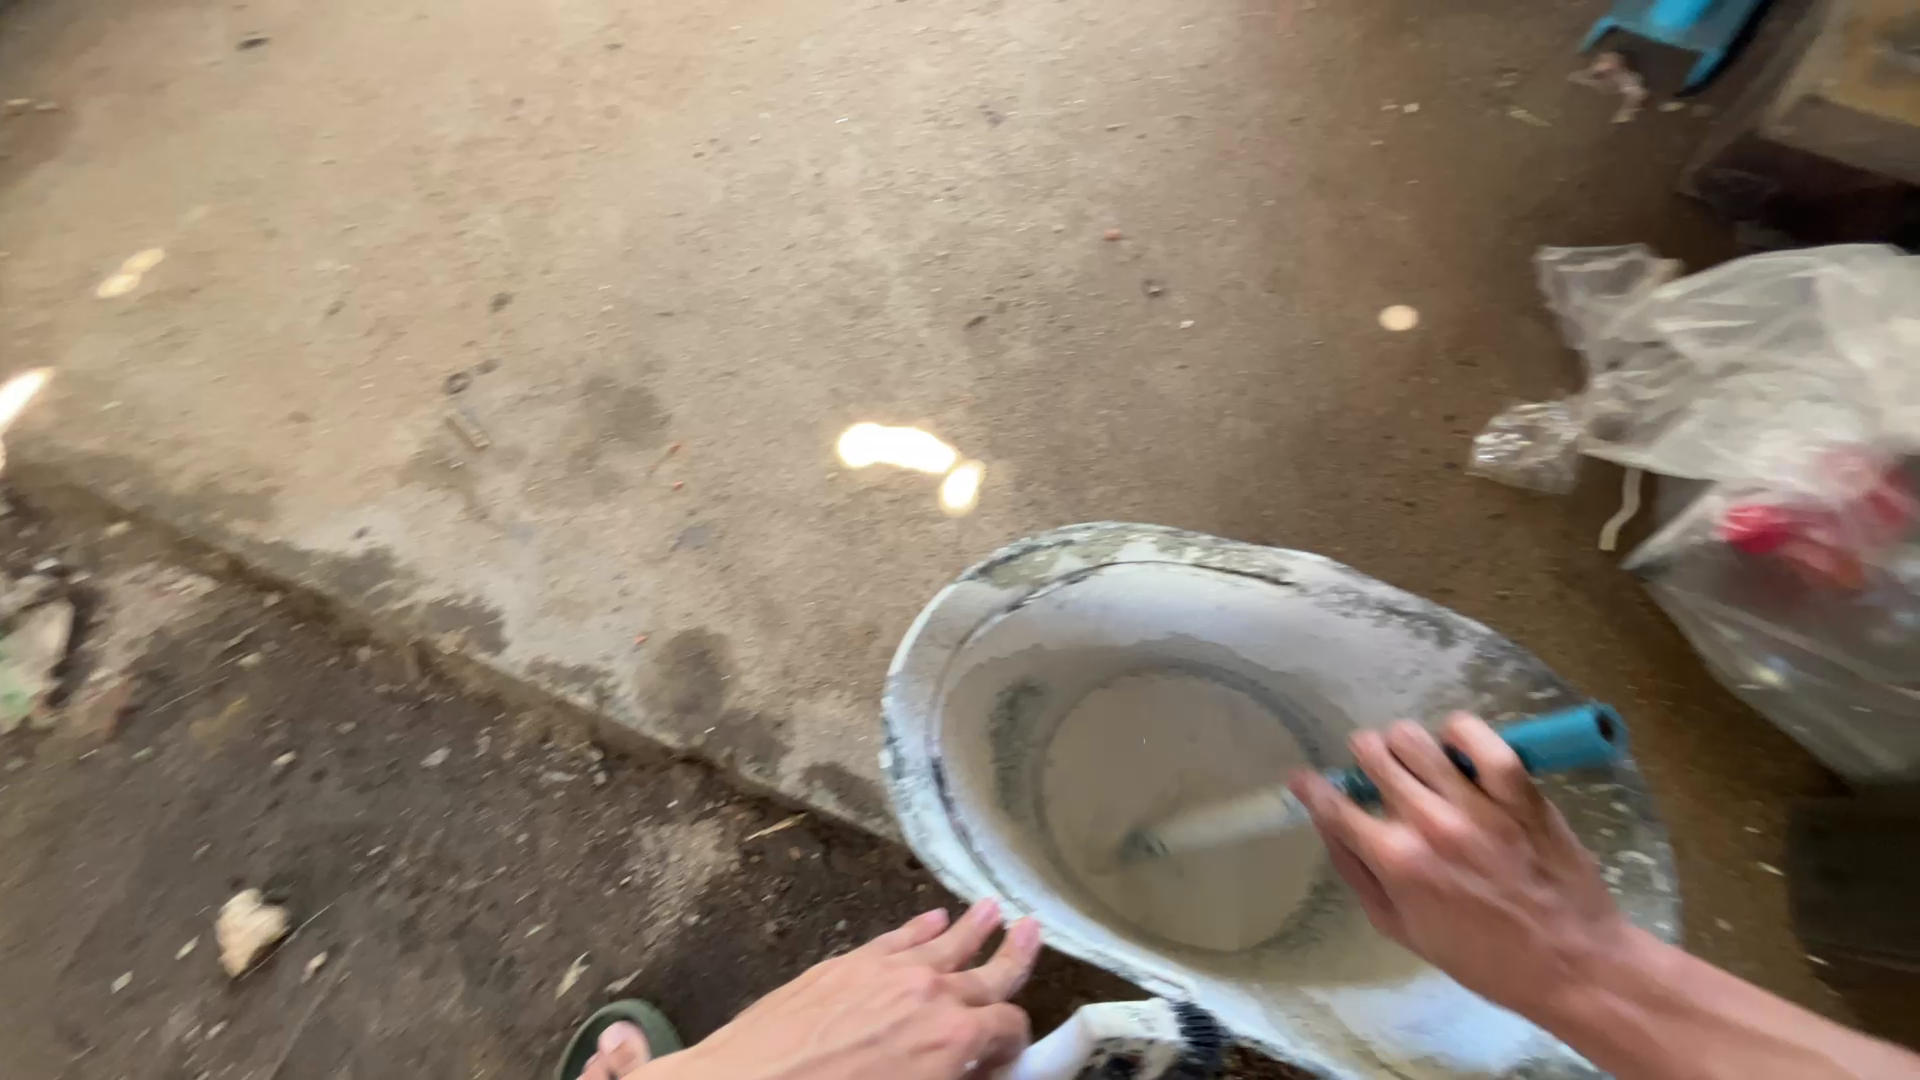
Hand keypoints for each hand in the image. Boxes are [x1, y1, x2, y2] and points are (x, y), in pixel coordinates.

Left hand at [647, 898, 1040, 1079]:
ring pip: (946, 940)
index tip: (1011, 1048)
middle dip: (1016, 952)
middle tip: (1033, 926)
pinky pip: (900, 936)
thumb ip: (949, 1077)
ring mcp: (890, 970)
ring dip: (973, 927)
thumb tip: (971, 1071)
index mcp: (951, 1041)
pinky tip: (933, 916)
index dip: (1015, 1040)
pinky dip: (921, 926)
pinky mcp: (853, 961)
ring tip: (993, 907)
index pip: (1007, 1026)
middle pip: (987, 971)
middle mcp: (931, 994)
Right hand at [1289, 713, 1629, 1017]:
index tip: (1304, 779)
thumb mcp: (1399, 928)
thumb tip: (1324, 823)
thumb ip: (1355, 872)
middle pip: (1370, 751)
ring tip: (1420, 764)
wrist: (1579, 968)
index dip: (1308, 784)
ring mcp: (1475, 805)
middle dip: (1363, 757)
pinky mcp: (1519, 794)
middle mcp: (1427, 823)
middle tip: (1379, 773)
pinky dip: (1460, 733)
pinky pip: (1479, 738)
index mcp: (1395, 860)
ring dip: (1405, 746)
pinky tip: (1458, 749)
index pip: (1331, 802)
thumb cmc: (1482, 956)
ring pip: (1412, 737)